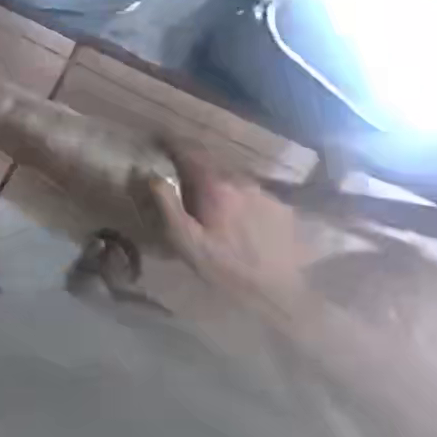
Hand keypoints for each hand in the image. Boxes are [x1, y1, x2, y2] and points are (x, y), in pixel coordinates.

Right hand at [148, 139, 308, 308]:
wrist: (281, 296)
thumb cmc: (226, 269)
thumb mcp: (186, 242)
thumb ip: (167, 205)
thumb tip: (153, 175)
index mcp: (215, 187)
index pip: (191, 153)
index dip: (173, 145)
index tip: (161, 140)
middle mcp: (242, 182)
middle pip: (214, 164)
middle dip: (197, 167)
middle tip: (185, 178)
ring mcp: (266, 194)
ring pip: (235, 179)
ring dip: (221, 183)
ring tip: (214, 202)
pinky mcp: (283, 209)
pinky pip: (254, 194)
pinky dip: (242, 198)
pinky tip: (241, 218)